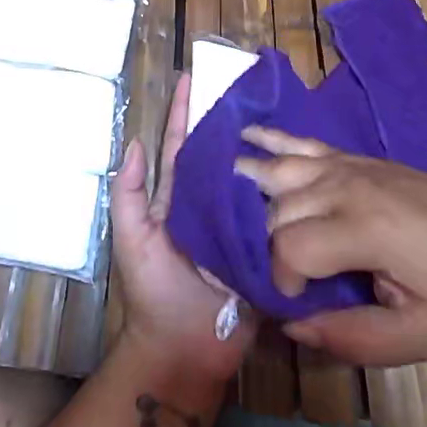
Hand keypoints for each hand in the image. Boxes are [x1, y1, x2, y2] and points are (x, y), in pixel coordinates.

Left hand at [110, 74, 254, 383]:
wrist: (185, 348)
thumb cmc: (153, 292)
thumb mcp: (131, 240)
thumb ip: (128, 194)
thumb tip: (134, 143)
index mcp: (178, 197)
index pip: (181, 145)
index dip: (184, 112)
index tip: (191, 77)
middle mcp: (208, 202)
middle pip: (220, 152)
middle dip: (228, 119)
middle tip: (245, 85)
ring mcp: (236, 221)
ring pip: (248, 175)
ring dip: (260, 148)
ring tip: (276, 114)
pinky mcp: (261, 243)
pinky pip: (273, 210)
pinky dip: (282, 187)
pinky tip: (298, 163)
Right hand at [234, 126, 426, 365]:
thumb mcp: (416, 336)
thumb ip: (350, 337)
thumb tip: (289, 323)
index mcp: (365, 230)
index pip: (289, 246)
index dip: (279, 279)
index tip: (297, 301)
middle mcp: (348, 187)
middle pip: (275, 209)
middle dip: (261, 242)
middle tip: (268, 269)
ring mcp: (349, 165)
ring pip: (279, 172)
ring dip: (249, 189)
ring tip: (223, 206)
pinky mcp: (355, 157)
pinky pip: (303, 142)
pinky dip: (270, 139)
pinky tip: (244, 136)